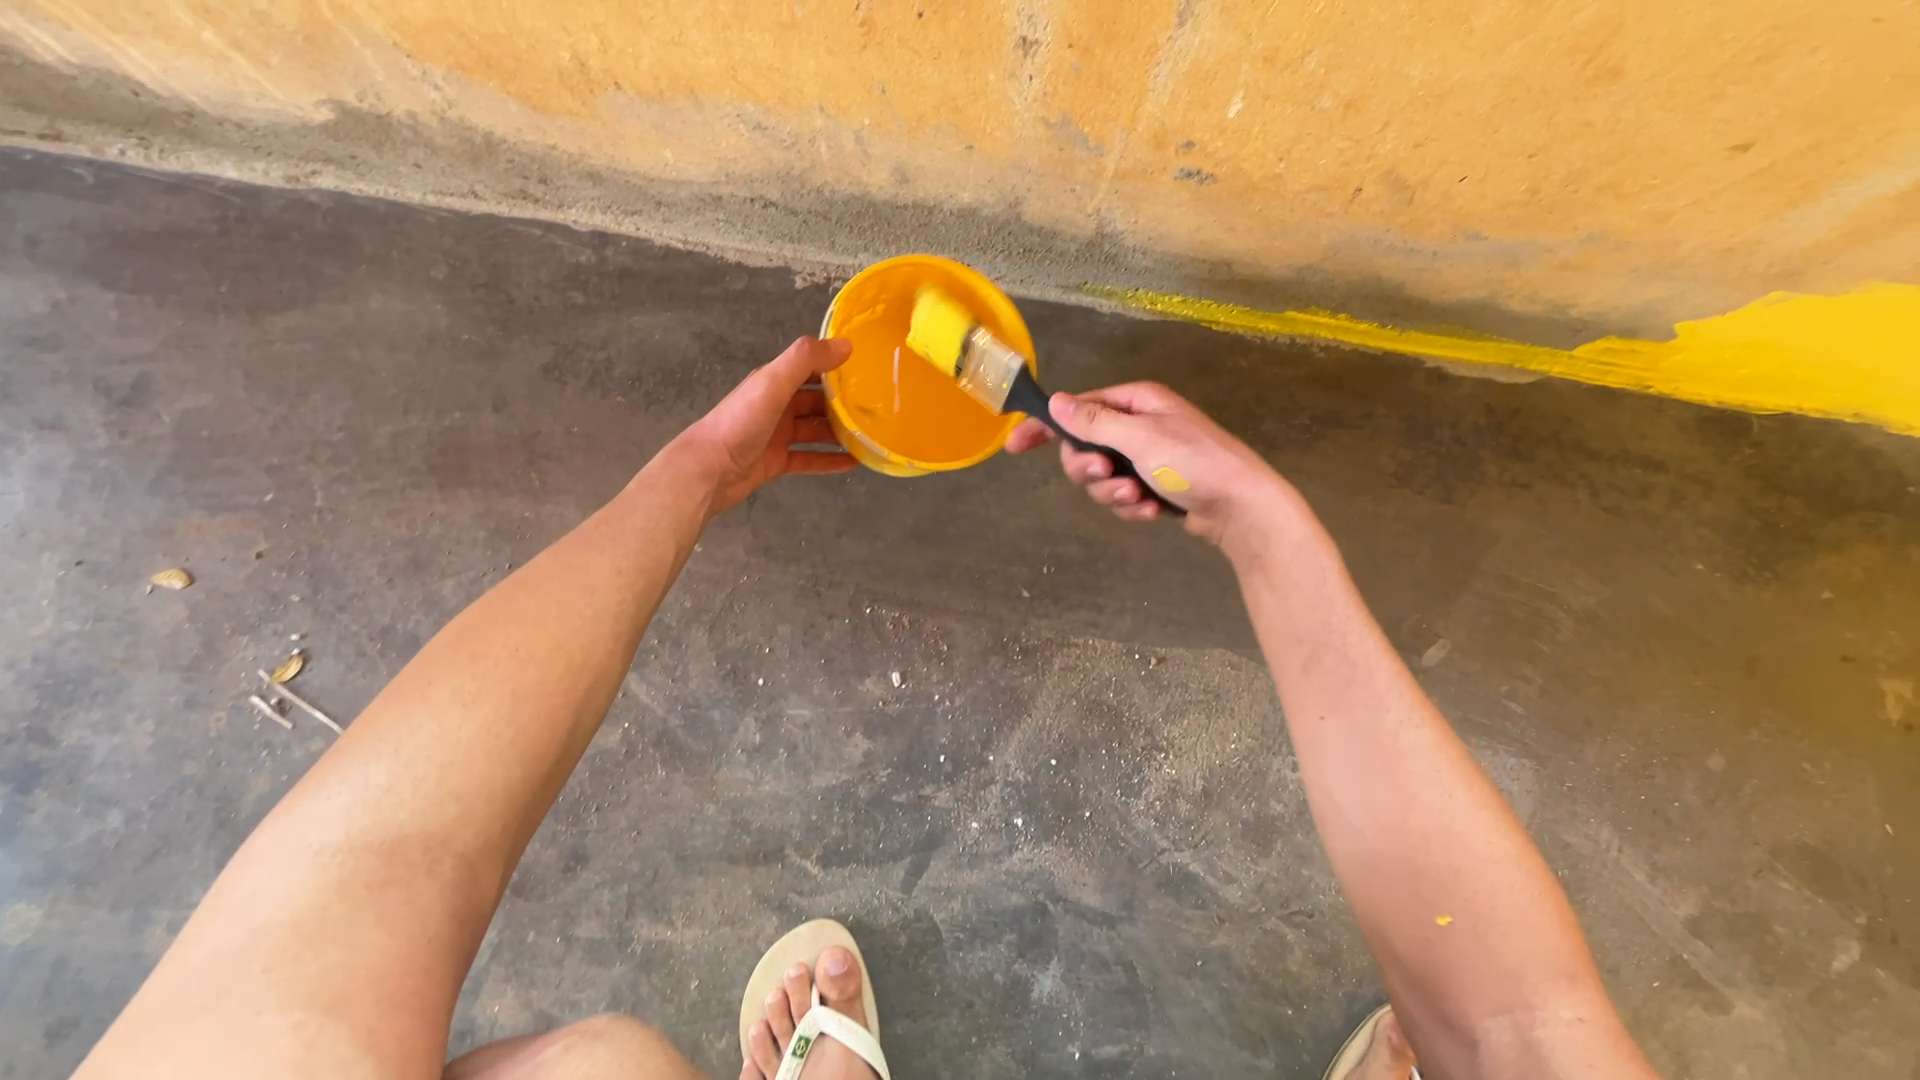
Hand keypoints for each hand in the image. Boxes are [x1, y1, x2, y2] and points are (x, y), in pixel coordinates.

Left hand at [668, 336, 856, 515]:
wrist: (709, 469)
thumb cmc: (741, 422)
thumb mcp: (773, 383)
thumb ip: (806, 360)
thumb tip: (847, 345)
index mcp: (774, 382)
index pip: (811, 369)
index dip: (837, 368)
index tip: (869, 372)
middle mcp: (777, 405)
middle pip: (816, 401)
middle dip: (843, 404)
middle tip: (877, 409)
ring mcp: (777, 435)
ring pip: (815, 431)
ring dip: (839, 433)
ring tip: (870, 437)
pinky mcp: (777, 462)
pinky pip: (809, 459)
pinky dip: (829, 460)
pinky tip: (854, 463)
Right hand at [1005, 381, 1297, 550]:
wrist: (1241, 508)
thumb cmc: (1196, 464)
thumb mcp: (1141, 438)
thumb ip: (1094, 423)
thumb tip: (1056, 402)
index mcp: (1135, 403)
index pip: (1077, 410)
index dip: (1046, 427)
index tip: (1016, 446)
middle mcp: (1138, 426)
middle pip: (1084, 449)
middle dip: (1091, 471)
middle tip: (1107, 476)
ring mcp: (1146, 458)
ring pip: (1101, 480)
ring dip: (1115, 493)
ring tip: (1141, 497)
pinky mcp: (1154, 488)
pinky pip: (1123, 498)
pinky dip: (1134, 507)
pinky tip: (1155, 511)